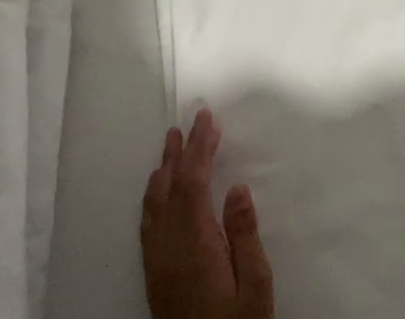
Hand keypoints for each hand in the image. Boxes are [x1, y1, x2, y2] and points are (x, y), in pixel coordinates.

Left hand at [141, 108, 275, 318]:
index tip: (209, 120)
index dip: (199, 149)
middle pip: (169, 190)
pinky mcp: (155, 275)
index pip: (193, 185)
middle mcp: (168, 250)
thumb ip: (244, 235)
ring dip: (163, 171)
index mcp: (195, 246)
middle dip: (180, 153)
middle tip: (189, 121)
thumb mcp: (255, 285)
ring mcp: (157, 263)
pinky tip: (159, 190)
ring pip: (154, 206)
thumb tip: (236, 189)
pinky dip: (154, 196)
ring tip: (171, 144)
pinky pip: (149, 224)